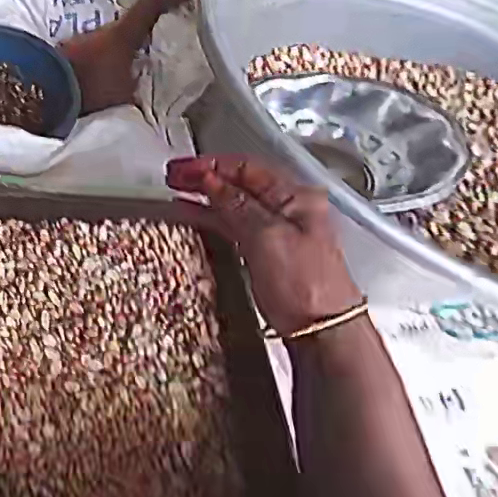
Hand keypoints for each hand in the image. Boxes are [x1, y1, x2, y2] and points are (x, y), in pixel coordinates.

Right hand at [166, 156, 364, 335]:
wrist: (323, 331)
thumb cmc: (306, 285)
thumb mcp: (267, 236)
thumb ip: (237, 204)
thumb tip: (211, 180)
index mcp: (295, 197)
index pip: (246, 168)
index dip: (211, 165)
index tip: (182, 168)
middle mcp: (287, 210)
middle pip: (239, 182)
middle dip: (204, 176)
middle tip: (174, 176)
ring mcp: (276, 231)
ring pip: (233, 203)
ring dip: (204, 195)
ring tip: (176, 191)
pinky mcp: (266, 252)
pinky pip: (232, 225)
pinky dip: (211, 217)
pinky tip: (193, 216)